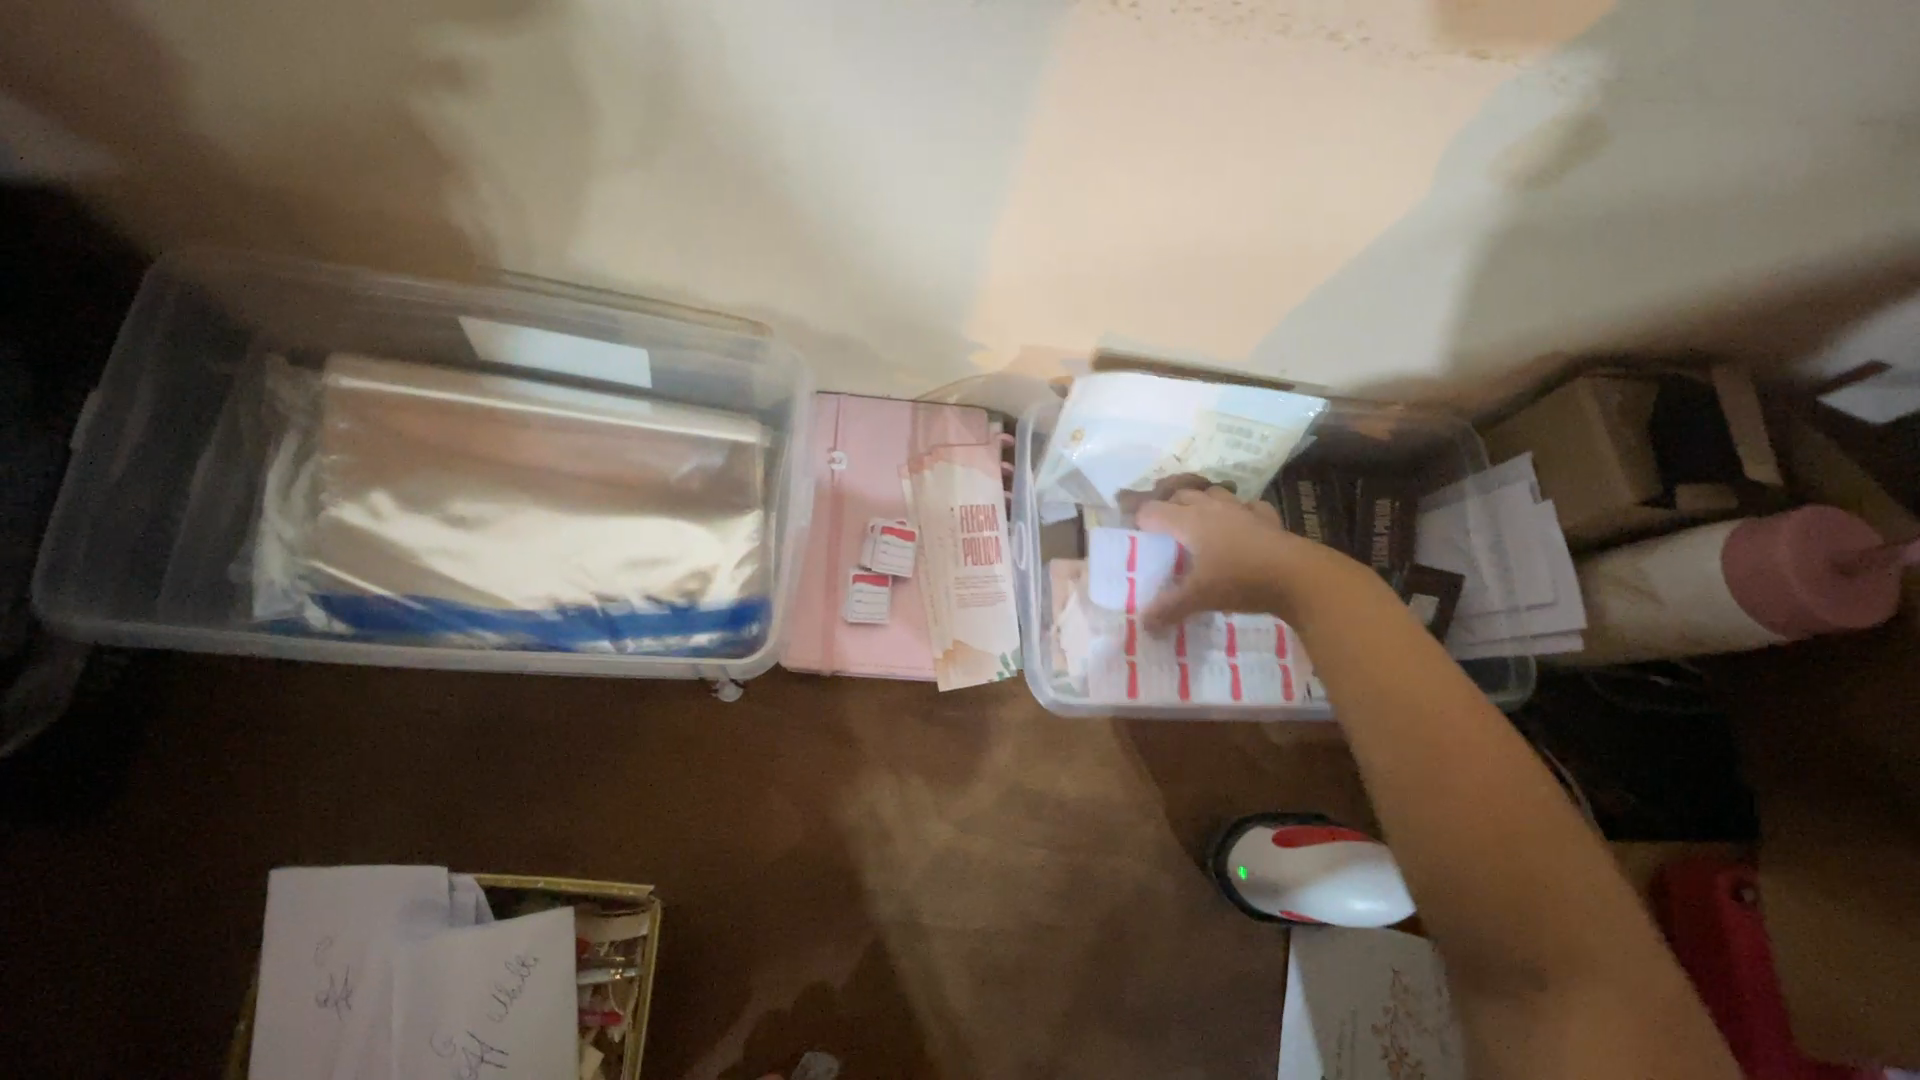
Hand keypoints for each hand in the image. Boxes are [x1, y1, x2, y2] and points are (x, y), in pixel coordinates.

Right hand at [1135, 485, 1364, 629]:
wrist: (1298, 576)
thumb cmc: (1240, 580)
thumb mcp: (1199, 598)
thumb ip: (1169, 609)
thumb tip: (1143, 626)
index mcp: (1188, 521)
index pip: (1152, 511)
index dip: (1139, 521)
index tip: (1136, 537)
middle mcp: (1211, 508)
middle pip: (1180, 495)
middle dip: (1168, 507)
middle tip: (1163, 531)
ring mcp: (1241, 510)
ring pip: (1213, 493)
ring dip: (1202, 502)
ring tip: (1198, 523)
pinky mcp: (1267, 518)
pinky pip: (1248, 507)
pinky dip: (1239, 512)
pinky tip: (1241, 526)